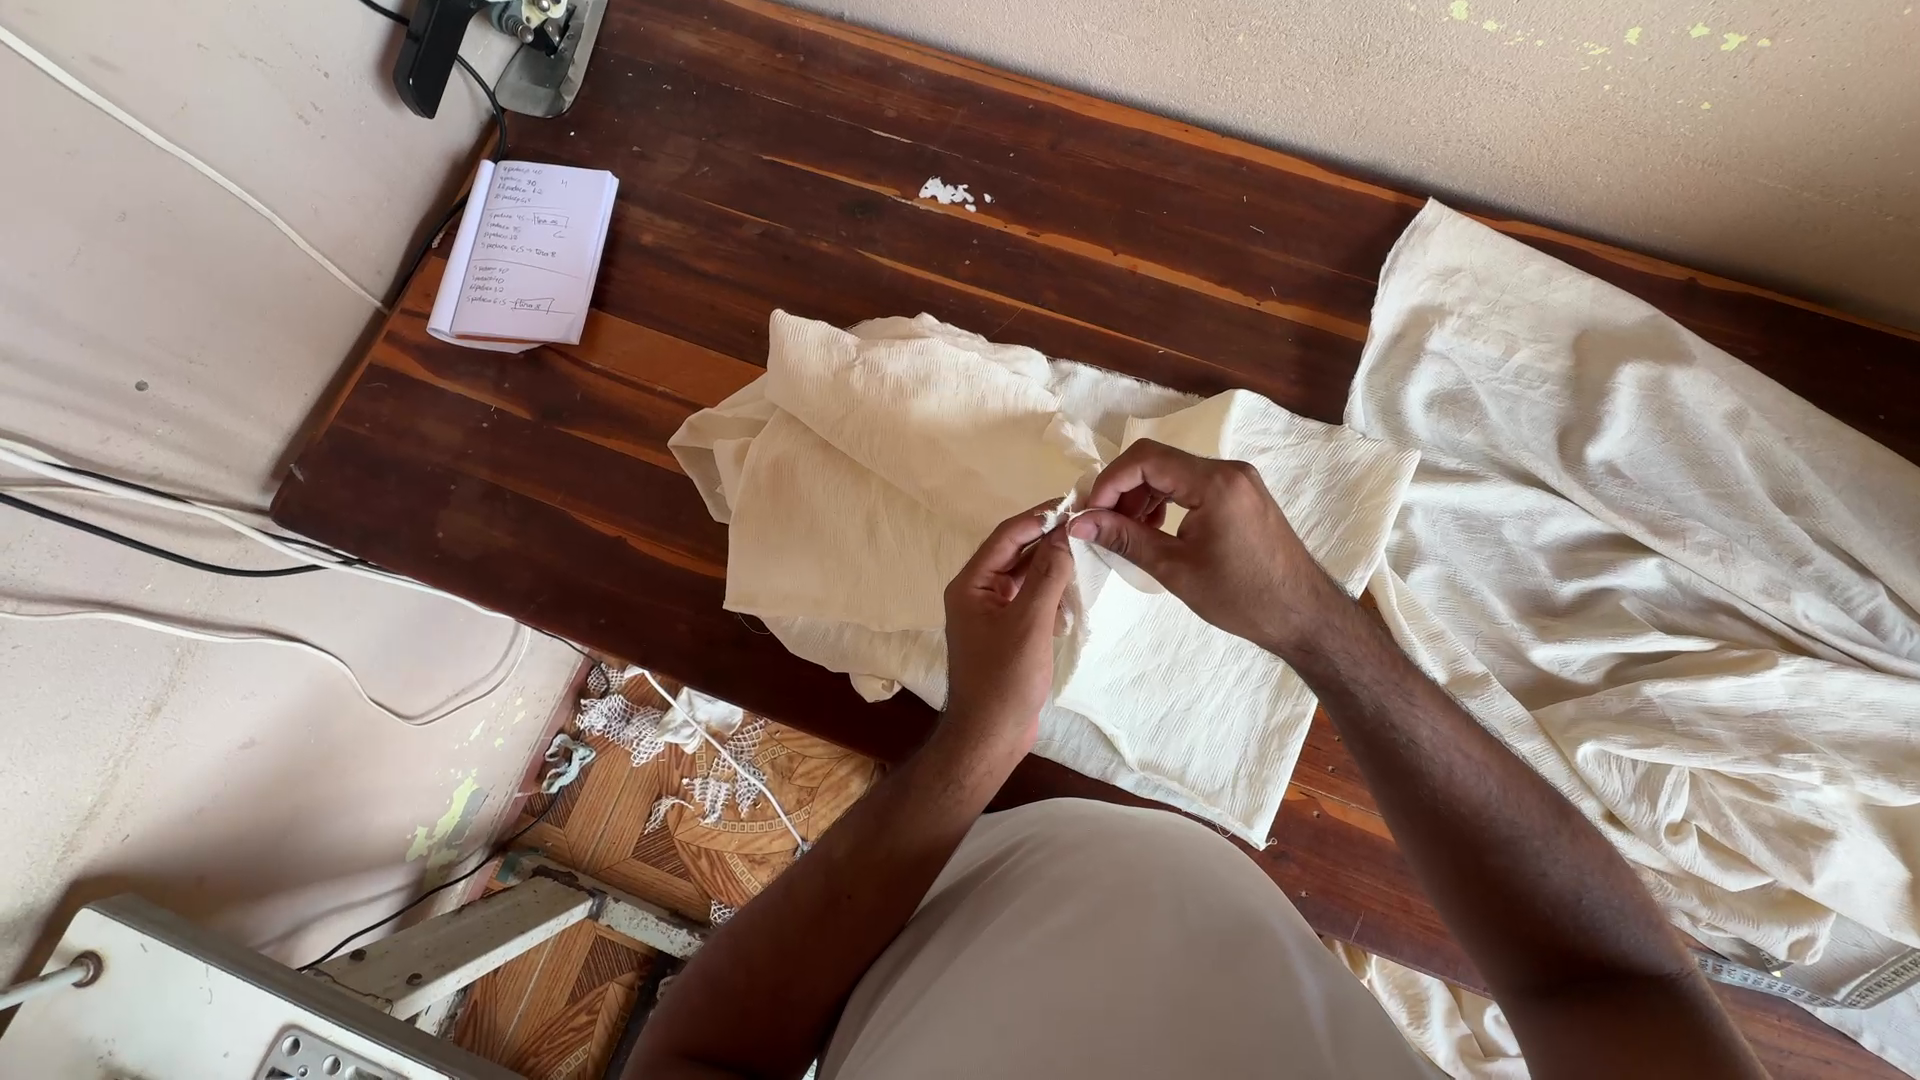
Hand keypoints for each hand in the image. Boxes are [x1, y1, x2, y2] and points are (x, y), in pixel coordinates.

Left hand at [942, 506, 1075, 755]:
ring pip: (1024, 578)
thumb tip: (1064, 535)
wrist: (990, 736)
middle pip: (1015, 554)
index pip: (1007, 536)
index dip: (1039, 518)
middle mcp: (976, 593)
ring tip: (1083, 561)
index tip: (1073, 505)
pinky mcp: (1006, 634)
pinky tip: (1071, 602)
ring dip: (1051, 572)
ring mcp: (990, 614)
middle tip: (1085, 529)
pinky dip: (1050, 598)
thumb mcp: (1030, 622)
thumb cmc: (1005, 678)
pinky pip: (1029, 602)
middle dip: (1048, 544)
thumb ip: (1047, 575)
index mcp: (971, 584)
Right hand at [1068, 438, 1345, 656]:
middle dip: (1122, 490)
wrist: (1302, 615)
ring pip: (1172, 472)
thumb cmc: (1240, 597)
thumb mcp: (1174, 568)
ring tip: (1126, 534)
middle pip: (1157, 461)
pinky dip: (1165, 502)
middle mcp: (1227, 470)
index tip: (1089, 514)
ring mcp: (1237, 480)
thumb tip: (1078, 522)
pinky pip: (1190, 485)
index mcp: (1214, 483)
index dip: (1109, 482)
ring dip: (1141, 497)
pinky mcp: (1240, 494)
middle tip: (1101, 525)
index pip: (1145, 459)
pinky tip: (1154, 531)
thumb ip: (1124, 538)